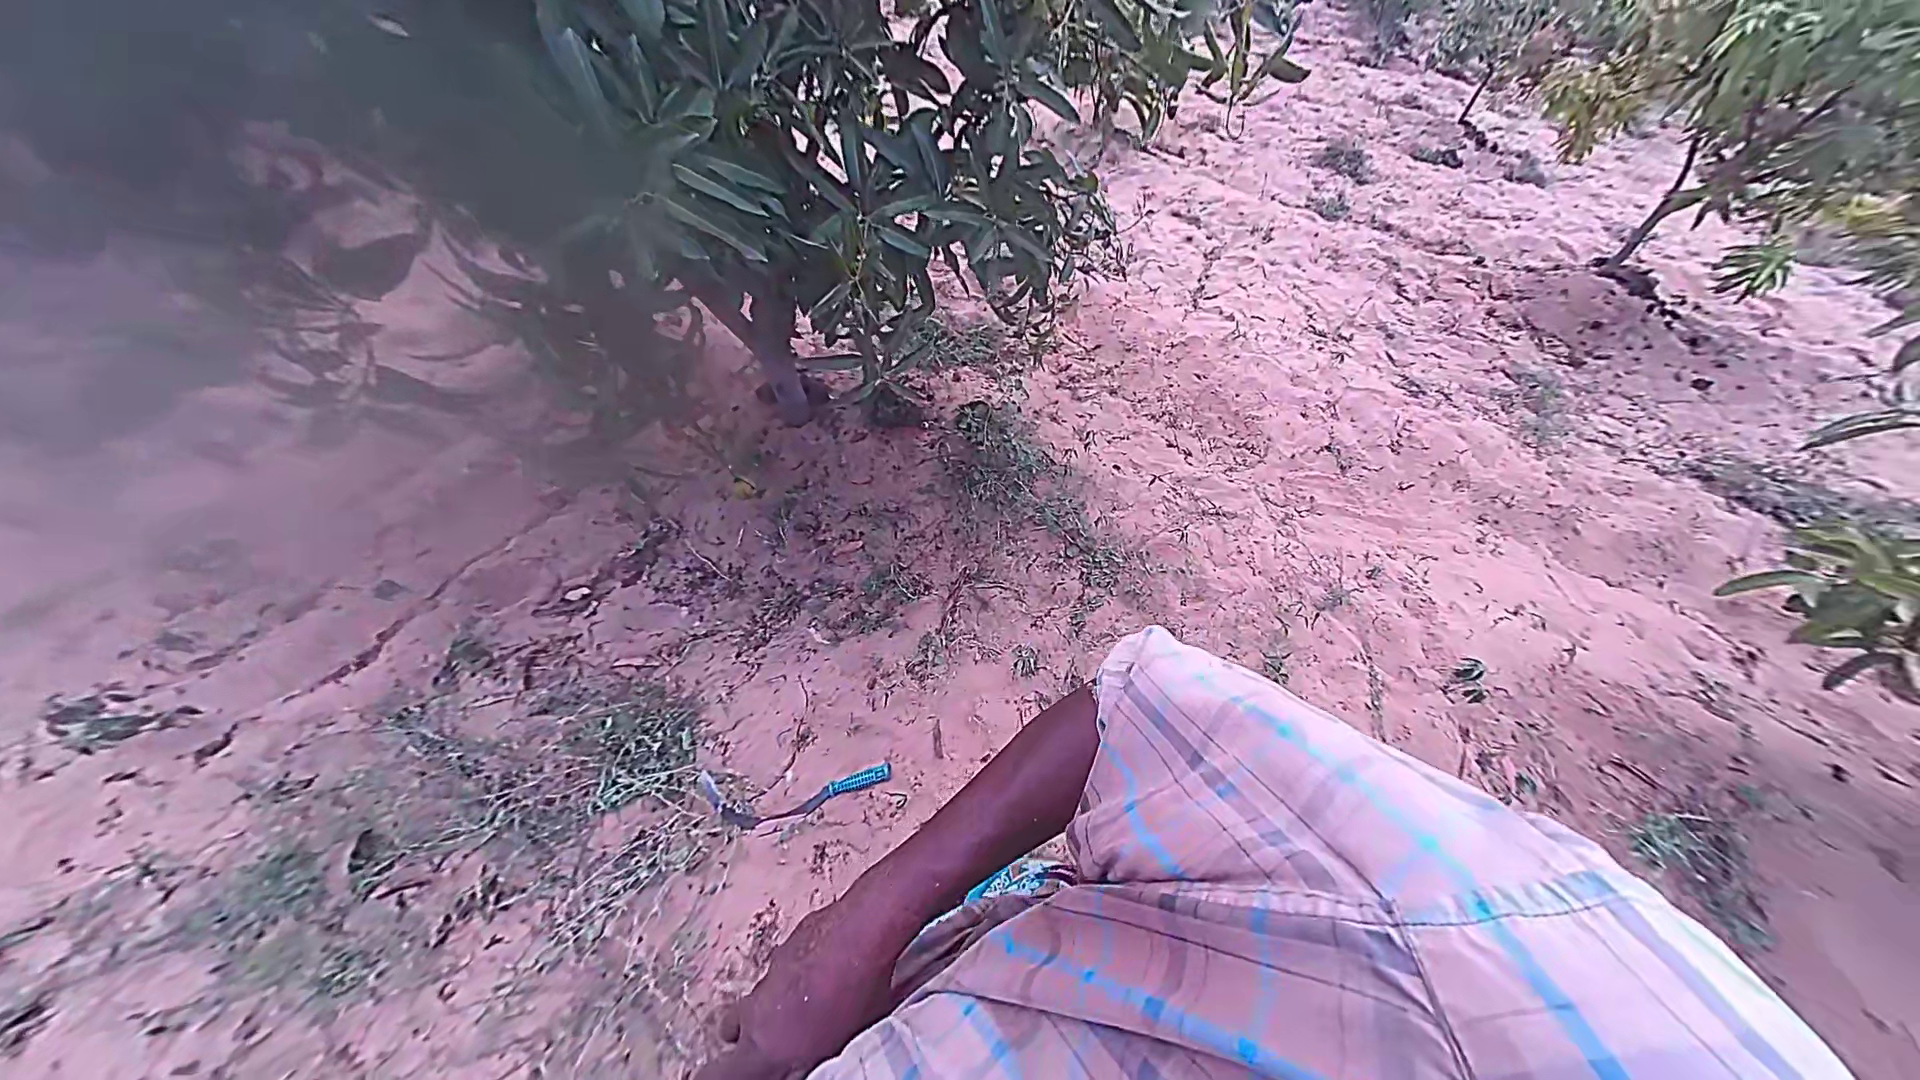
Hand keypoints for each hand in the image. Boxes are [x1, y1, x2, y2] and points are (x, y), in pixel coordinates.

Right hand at [693, 892, 908, 1079]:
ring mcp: (775, 967)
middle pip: (732, 1028)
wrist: (865, 926)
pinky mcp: (794, 938)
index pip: (714, 1074)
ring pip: (761, 993)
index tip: (727, 1074)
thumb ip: (804, 1063)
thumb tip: (798, 1066)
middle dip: (746, 1039)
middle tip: (775, 1044)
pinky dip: (798, 973)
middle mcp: (759, 1006)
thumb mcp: (833, 1048)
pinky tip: (829, 972)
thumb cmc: (857, 995)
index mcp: (763, 1045)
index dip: (713, 1078)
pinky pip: (786, 965)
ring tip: (810, 1005)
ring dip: (776, 1003)